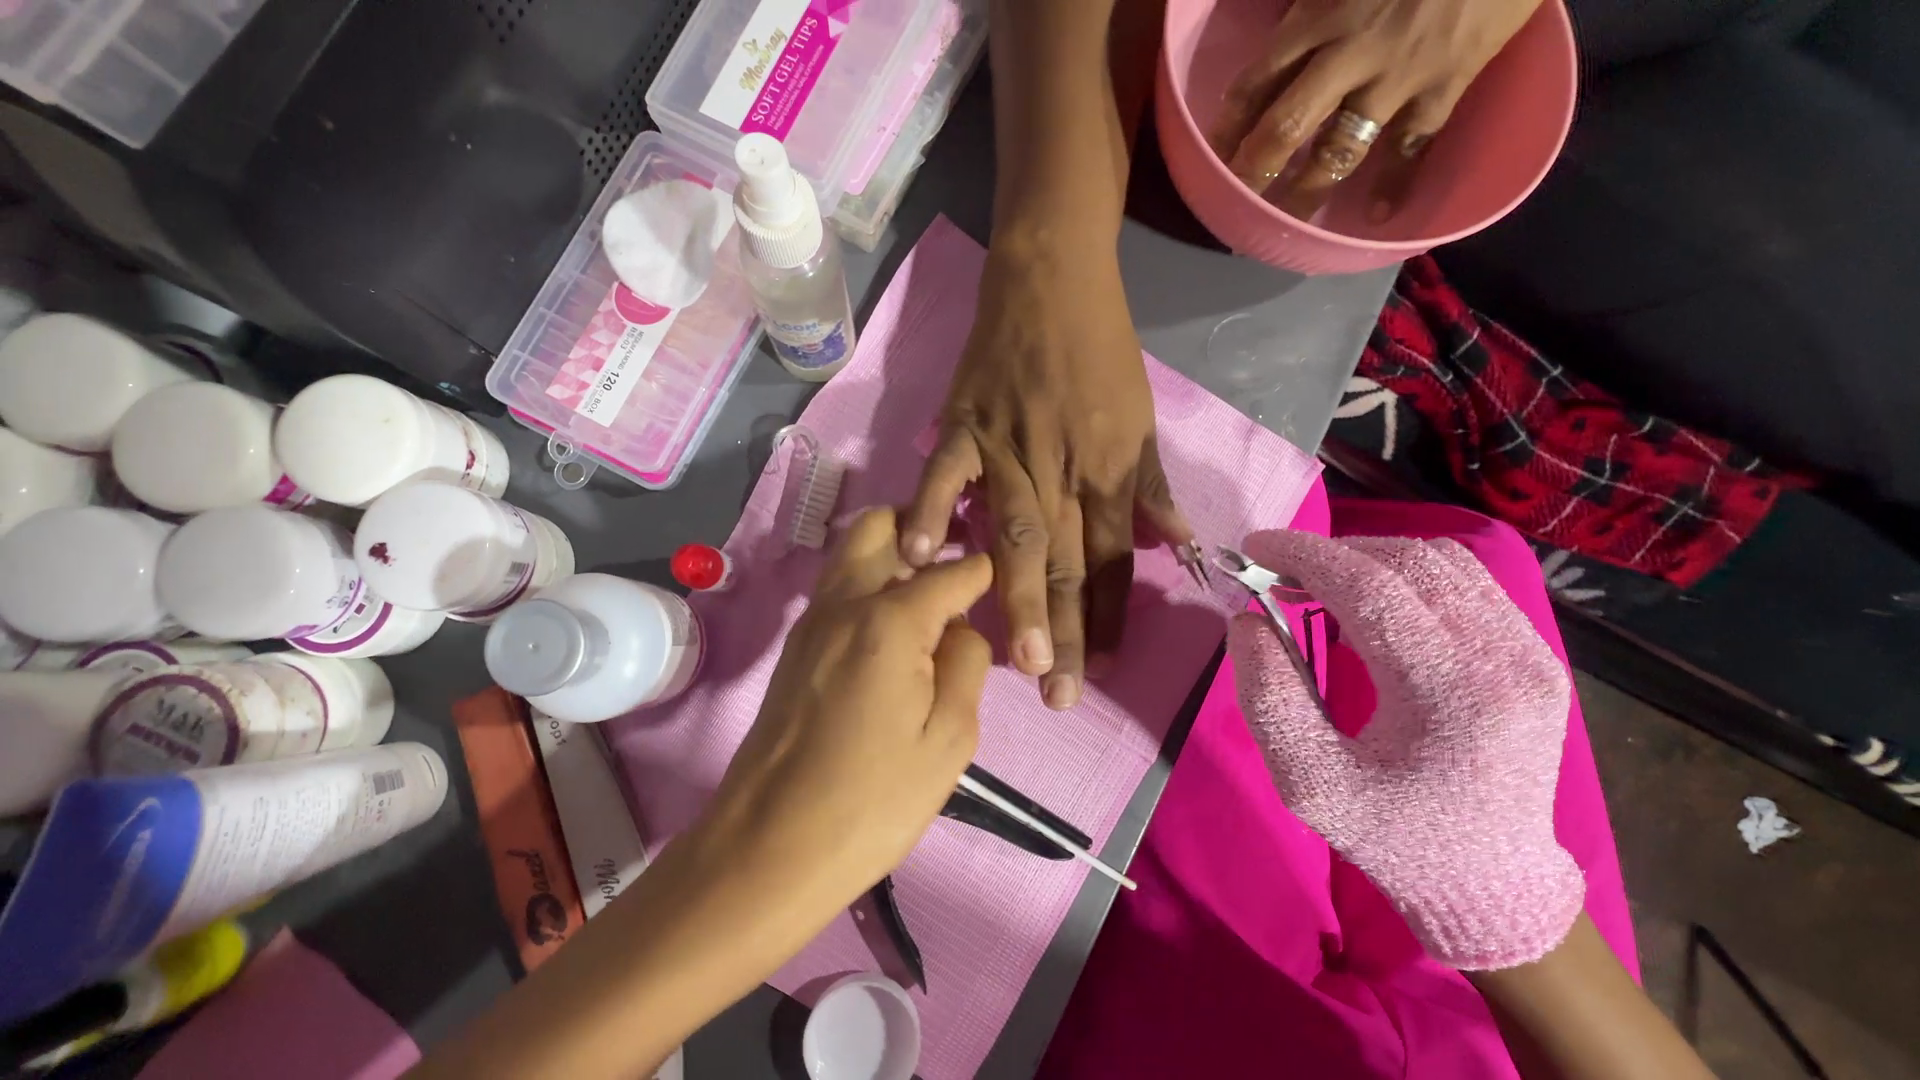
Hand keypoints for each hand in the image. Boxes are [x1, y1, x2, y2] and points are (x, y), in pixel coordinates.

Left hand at [414, 511, 991, 1079]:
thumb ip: (966, 663)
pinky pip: (838, 591)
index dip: (987, 570)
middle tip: (961, 572)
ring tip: (933, 604)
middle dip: (925, 531)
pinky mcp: (795, 648)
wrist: (769, 847)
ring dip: (892, 556)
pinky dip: (869, 587)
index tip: (1011, 575)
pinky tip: (896, 635)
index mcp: (890, 617)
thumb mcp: (950, 738)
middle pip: (882, 525)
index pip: (954, 568)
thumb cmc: (872, 800)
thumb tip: (960, 629)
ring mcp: (811, 622)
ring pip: (852, 553)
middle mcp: (844, 601)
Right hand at [902, 239, 1191, 711]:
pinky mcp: (965, 422)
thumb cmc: (1099, 347)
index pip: (1113, 556)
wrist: (1052, 272)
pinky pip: (946, 473)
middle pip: (1068, 560)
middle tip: (1058, 695)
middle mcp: (1065, 466)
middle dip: (1065, 630)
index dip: (1110, 614)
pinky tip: (915, 561)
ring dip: (1015, 597)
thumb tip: (1180, 546)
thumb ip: (1152, 486)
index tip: (1101, 668)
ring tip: (1012, 659)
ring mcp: (1011, 445)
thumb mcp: (1141, 414)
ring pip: (1016, 533)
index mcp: (1111, 466)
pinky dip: (930, 511)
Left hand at [1209, 0, 1541, 220]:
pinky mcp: (1446, 86)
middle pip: (1286, 125)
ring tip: (1290, 222)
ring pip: (1340, 148)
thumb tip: (1279, 16)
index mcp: (1317, 15)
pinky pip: (1413, 146)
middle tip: (1236, 202)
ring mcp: (1397, 76)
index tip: (1212, 156)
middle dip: (1255, 169)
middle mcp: (1348, 53)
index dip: (1228, 126)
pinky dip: (1397, 183)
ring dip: (1309, 190)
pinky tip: (1381, 214)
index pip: (1255, 83)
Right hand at [1227, 529, 1583, 969]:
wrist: (1490, 881)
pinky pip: (1467, 583)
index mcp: (1451, 695)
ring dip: (1370, 557)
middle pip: (1408, 563)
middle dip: (1331, 552)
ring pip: (1442, 562)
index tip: (1254, 548)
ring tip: (1318, 579)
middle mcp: (1505, 661)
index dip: (1306, 556)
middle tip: (1276, 567)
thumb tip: (1248, 618)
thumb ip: (1268, 697)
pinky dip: (1407, 574)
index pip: (1372, 588)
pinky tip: (1371, 600)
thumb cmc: (1393, 837)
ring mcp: (1531, 654)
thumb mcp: (1309, 783)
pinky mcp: (1536, 656)